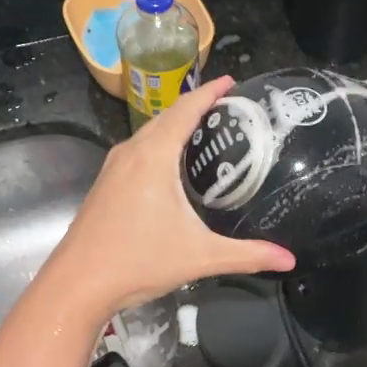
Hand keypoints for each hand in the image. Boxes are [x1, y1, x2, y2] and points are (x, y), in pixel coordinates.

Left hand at [46, 75, 295, 314]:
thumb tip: (289, 259)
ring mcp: (113, 169)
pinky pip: (138, 153)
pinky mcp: (105, 187)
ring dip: (176, 128)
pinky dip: (160, 148)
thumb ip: (247, 256)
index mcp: (154, 156)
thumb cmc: (138, 261)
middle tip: (229, 111)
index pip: (186, 109)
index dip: (211, 92)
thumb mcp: (200, 257)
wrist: (78, 284)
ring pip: (149, 135)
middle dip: (196, 108)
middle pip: (166, 118)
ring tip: (206, 134)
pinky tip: (174, 168)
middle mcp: (131, 153)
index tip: (233, 82)